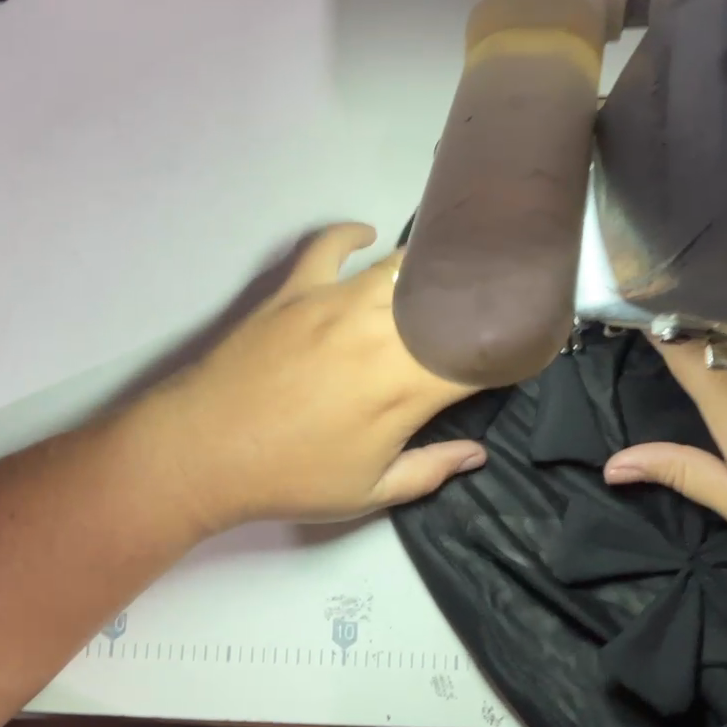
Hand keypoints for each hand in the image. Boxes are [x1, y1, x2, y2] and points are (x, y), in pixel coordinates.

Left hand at [132, 223, 486, 529]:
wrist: (204, 451)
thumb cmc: (291, 478)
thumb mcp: (369, 492)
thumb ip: (431, 470)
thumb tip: (478, 453)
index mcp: (409, 386)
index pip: (482, 354)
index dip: (513, 350)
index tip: (523, 350)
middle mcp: (383, 331)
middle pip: (451, 295)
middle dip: (483, 296)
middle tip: (491, 302)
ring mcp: (336, 301)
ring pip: (400, 265)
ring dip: (428, 267)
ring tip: (442, 271)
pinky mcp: (295, 288)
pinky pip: (329, 245)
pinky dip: (351, 234)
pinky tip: (366, 236)